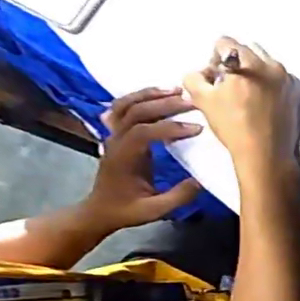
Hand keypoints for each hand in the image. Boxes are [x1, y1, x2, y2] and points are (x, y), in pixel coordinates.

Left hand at [81, 87, 205, 230]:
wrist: (99, 210)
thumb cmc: (126, 210)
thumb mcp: (154, 210)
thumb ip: (177, 197)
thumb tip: (200, 181)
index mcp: (123, 158)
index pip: (144, 132)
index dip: (170, 127)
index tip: (197, 128)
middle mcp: (115, 141)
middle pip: (135, 111)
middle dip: (164, 104)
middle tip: (192, 102)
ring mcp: (113, 135)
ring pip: (126, 104)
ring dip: (151, 94)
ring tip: (176, 90)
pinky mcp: (117, 134)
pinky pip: (123, 107)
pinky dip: (140, 96)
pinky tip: (159, 94)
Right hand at [183, 38, 299, 183]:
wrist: (266, 152)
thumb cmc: (233, 125)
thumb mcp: (202, 100)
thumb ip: (195, 78)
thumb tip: (203, 72)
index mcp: (245, 63)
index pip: (224, 43)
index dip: (214, 58)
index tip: (215, 78)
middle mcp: (269, 65)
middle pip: (247, 49)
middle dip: (235, 61)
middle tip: (229, 83)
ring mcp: (285, 78)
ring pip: (265, 61)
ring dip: (253, 69)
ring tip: (246, 92)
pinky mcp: (295, 92)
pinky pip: (279, 76)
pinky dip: (268, 81)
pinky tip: (262, 100)